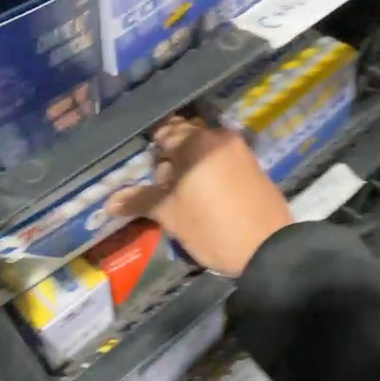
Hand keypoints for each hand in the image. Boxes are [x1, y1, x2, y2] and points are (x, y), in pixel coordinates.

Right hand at [107, 117, 293, 276]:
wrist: (269, 249)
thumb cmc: (212, 227)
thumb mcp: (171, 215)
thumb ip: (140, 200)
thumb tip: (110, 201)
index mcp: (196, 142)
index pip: (163, 131)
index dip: (149, 148)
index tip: (139, 165)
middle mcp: (219, 137)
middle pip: (184, 137)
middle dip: (169, 156)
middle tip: (157, 182)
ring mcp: (239, 150)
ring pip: (204, 149)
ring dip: (189, 164)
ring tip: (179, 192)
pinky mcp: (253, 166)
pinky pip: (221, 159)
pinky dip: (208, 169)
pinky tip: (201, 193)